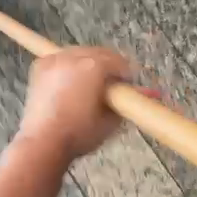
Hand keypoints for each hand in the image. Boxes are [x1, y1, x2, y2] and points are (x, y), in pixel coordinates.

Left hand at [14, 48, 133, 161]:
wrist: (43, 143)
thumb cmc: (80, 133)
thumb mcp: (112, 119)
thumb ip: (132, 101)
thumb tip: (155, 92)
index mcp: (95, 66)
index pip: (120, 62)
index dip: (126, 76)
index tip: (126, 89)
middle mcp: (75, 56)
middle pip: (100, 53)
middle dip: (109, 67)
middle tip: (110, 87)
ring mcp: (55, 59)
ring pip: (81, 53)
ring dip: (89, 64)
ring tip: (90, 85)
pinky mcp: (41, 66)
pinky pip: (62, 57)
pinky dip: (70, 66)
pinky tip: (71, 82)